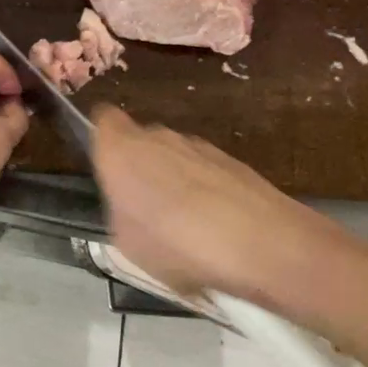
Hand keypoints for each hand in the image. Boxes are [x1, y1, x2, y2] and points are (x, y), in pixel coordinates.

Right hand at [91, 105, 367, 312]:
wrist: (266, 247)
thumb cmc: (177, 244)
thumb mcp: (125, 243)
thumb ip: (119, 214)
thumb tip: (130, 209)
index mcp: (118, 148)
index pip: (102, 119)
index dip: (101, 141)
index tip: (106, 172)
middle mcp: (156, 135)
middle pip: (139, 141)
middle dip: (140, 168)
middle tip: (145, 211)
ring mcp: (199, 146)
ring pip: (175, 157)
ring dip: (176, 182)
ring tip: (188, 230)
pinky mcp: (234, 162)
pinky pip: (207, 174)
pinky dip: (208, 194)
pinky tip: (219, 233)